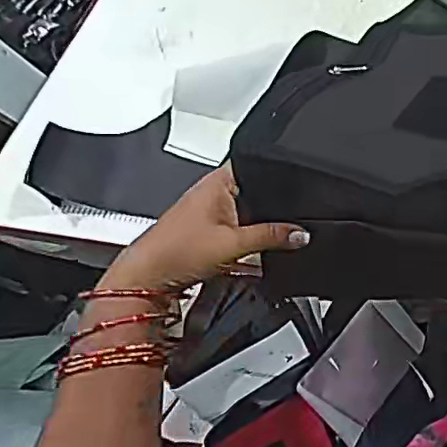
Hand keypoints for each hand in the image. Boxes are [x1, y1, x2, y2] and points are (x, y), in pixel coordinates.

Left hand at [99, 164, 308, 292]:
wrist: (147, 278)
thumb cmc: (174, 251)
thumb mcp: (235, 244)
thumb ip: (272, 236)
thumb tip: (300, 233)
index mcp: (220, 179)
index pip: (261, 169)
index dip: (279, 185)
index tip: (294, 205)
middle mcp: (214, 189)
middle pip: (257, 197)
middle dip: (268, 217)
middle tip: (264, 235)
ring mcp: (210, 209)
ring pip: (247, 218)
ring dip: (252, 235)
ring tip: (242, 250)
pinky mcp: (207, 229)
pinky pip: (237, 233)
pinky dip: (242, 246)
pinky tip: (238, 259)